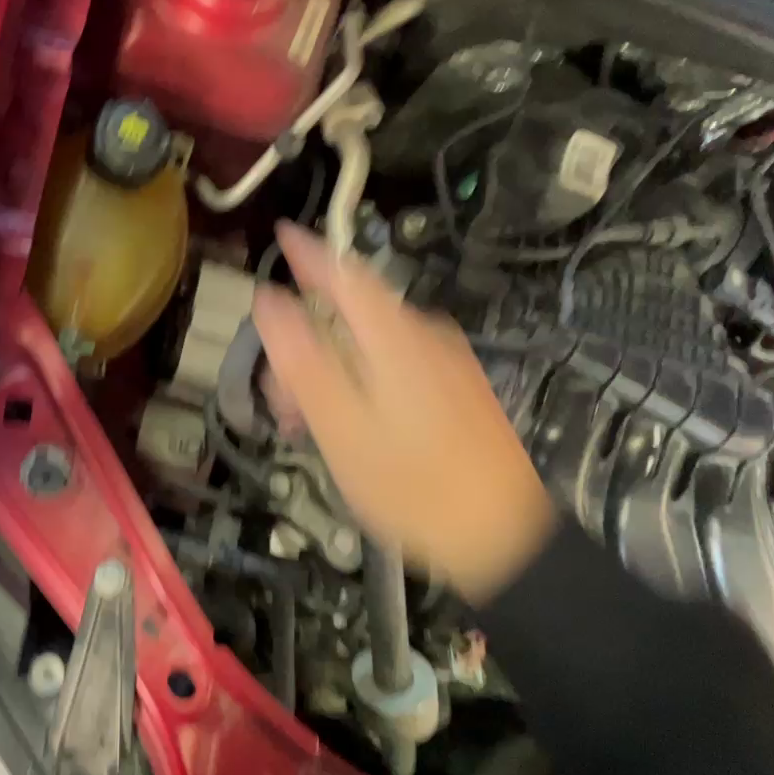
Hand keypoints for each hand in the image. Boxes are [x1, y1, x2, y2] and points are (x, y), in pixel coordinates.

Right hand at [251, 223, 553, 603]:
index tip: (282, 234)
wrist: (505, 539)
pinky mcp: (459, 391)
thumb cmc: (413, 486)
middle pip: (355, 316)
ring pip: (374, 346)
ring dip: (332, 368)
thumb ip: (301, 360)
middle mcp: (426, 338)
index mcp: (394, 338)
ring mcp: (449, 365)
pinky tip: (352, 426)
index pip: (345, 274)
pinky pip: (398, 368)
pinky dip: (362, 382)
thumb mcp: (340, 427)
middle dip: (309, 341)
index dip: (310, 252)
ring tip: (309, 423)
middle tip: (279, 394)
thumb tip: (268, 301)